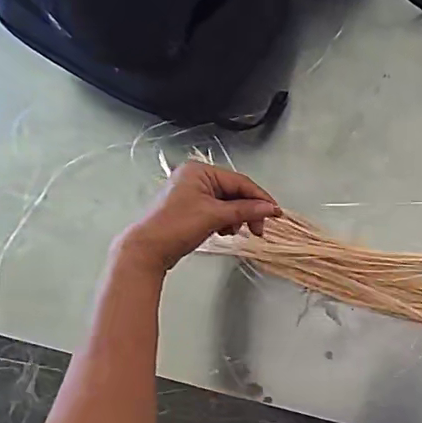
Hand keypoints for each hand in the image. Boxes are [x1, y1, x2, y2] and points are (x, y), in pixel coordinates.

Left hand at [114, 163, 280, 273]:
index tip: (274, 212)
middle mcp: (194, 178)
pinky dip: (224, 221)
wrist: (146, 251)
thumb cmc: (174, 227)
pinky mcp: (188, 210)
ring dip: (236, 217)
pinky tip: (224, 231)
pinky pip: (215, 211)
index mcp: (199, 171)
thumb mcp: (214, 216)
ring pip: (225, 203)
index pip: (239, 181)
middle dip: (247, 210)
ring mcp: (190, 194)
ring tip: (236, 231)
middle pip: (233, 192)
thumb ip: (245, 210)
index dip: (259, 198)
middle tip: (259, 227)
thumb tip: (268, 208)